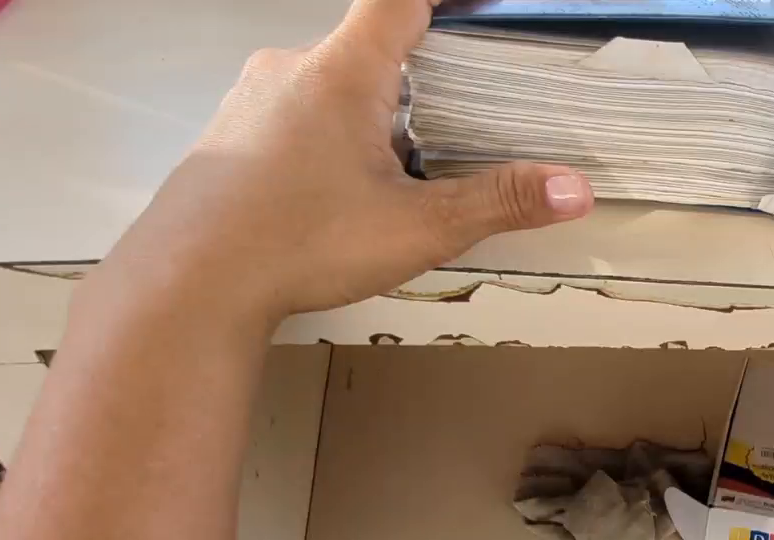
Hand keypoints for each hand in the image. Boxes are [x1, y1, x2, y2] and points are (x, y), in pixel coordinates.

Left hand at [83, 0, 593, 331]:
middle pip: (372, 52)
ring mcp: (256, 101)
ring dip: (385, 117)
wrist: (194, 278)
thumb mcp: (424, 226)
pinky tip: (360, 194)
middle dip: (426, 81)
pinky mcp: (238, 136)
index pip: (395, 4)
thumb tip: (580, 188)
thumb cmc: (312, 238)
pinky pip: (308, 117)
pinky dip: (348, 138)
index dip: (440, 1)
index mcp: (340, 74)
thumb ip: (502, 203)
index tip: (479, 10)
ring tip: (421, 173)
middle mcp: (291, 69)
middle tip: (472, 126)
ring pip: (339, 90)